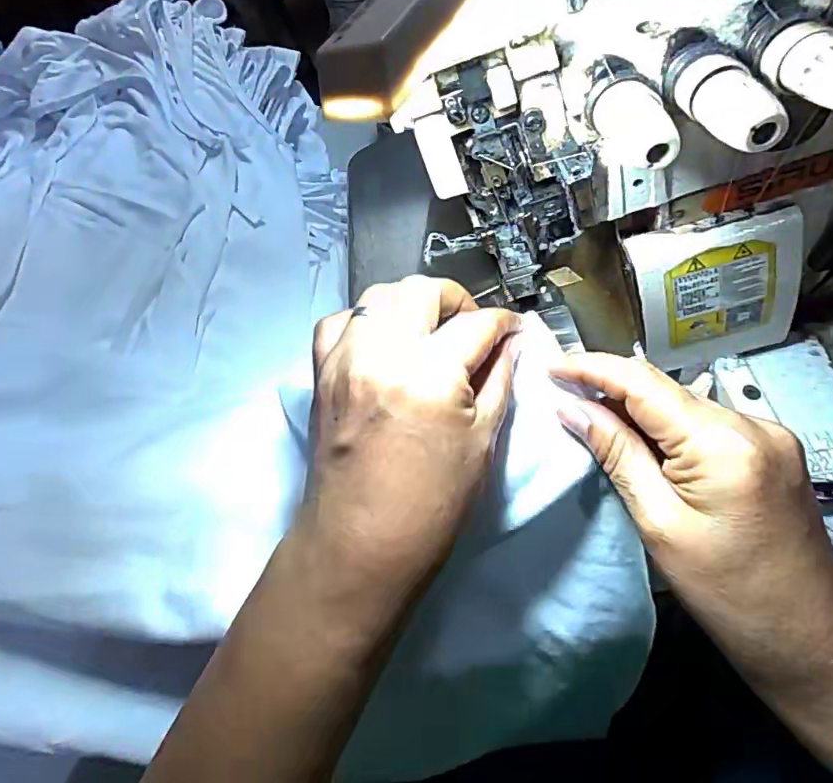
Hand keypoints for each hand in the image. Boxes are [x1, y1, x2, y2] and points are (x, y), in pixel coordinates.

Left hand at [303, 276, 519, 591]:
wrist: (358, 542)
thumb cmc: (430, 505)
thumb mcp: (481, 443)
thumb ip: (498, 381)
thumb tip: (510, 345)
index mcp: (429, 375)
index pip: (476, 324)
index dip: (503, 323)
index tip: (511, 330)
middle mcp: (381, 353)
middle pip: (421, 289)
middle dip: (454, 300)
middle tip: (469, 327)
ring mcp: (344, 357)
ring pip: (378, 295)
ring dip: (409, 303)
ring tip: (428, 330)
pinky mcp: (321, 369)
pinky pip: (340, 321)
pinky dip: (365, 320)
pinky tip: (382, 342)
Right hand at [551, 352, 832, 697]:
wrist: (818, 644)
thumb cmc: (731, 596)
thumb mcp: (659, 523)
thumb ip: (616, 453)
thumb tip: (571, 408)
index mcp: (723, 442)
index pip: (641, 382)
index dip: (590, 368)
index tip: (549, 367)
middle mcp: (751, 424)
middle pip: (661, 386)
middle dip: (607, 386)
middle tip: (559, 392)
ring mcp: (768, 434)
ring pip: (680, 401)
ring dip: (634, 406)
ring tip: (589, 416)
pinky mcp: (771, 448)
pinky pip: (702, 419)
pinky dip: (663, 423)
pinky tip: (638, 439)